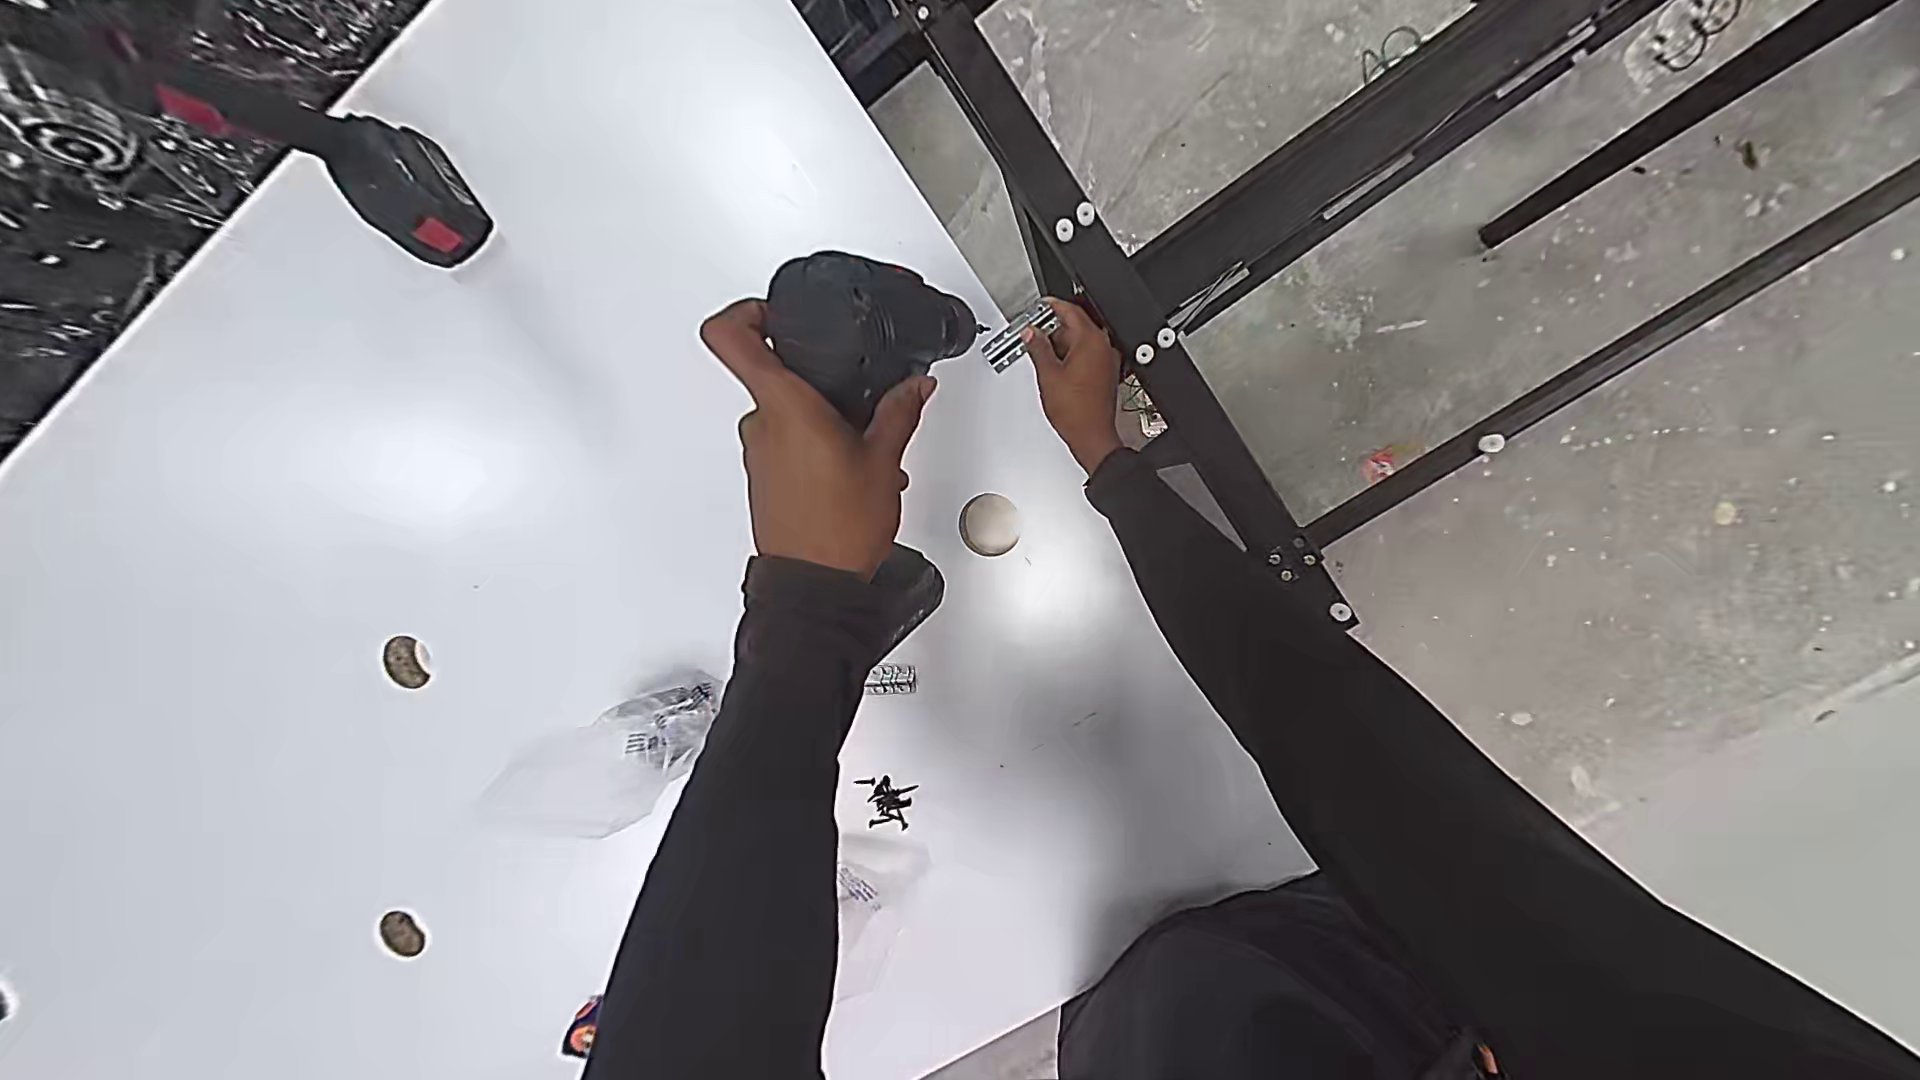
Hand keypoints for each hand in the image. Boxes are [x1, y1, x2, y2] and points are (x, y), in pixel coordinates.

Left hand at [702, 299, 935, 580]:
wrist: (814, 585)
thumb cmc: (838, 529)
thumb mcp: (883, 462)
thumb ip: (899, 412)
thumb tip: (913, 387)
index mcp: (786, 408)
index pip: (730, 335)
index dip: (746, 309)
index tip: (774, 310)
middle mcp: (761, 426)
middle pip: (770, 373)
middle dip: (815, 377)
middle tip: (848, 389)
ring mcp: (758, 453)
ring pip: (782, 412)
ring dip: (820, 417)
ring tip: (860, 443)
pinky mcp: (763, 477)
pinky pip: (783, 442)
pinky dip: (813, 443)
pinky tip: (848, 468)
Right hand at [1024, 298, 1123, 474]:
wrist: (1091, 436)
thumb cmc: (1076, 411)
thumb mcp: (1048, 375)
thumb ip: (1038, 349)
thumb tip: (1030, 333)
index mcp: (1091, 342)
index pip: (1071, 311)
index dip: (1052, 306)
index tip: (1041, 305)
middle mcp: (1103, 348)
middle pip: (1076, 326)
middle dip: (1053, 329)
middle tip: (1034, 334)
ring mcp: (1106, 361)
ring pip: (1081, 342)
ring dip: (1061, 344)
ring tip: (1041, 355)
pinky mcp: (1105, 374)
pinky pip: (1087, 356)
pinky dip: (1071, 356)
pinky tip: (1055, 368)